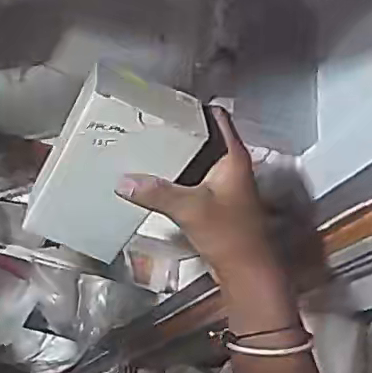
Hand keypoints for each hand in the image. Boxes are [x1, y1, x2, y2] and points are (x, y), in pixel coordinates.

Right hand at [115, 106, 277, 281]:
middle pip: (203, 138)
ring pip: (197, 160)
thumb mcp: (189, 208)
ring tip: (148, 147)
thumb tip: (125, 182)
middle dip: (179, 131)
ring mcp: (222, 185)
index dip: (196, 107)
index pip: (218, 119)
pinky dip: (175, 176)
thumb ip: (157, 193)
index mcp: (232, 158)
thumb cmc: (231, 235)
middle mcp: (230, 167)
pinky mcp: (214, 202)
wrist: (246, 270)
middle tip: (151, 124)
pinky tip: (155, 180)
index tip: (171, 102)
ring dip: (177, 156)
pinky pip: (191, 180)